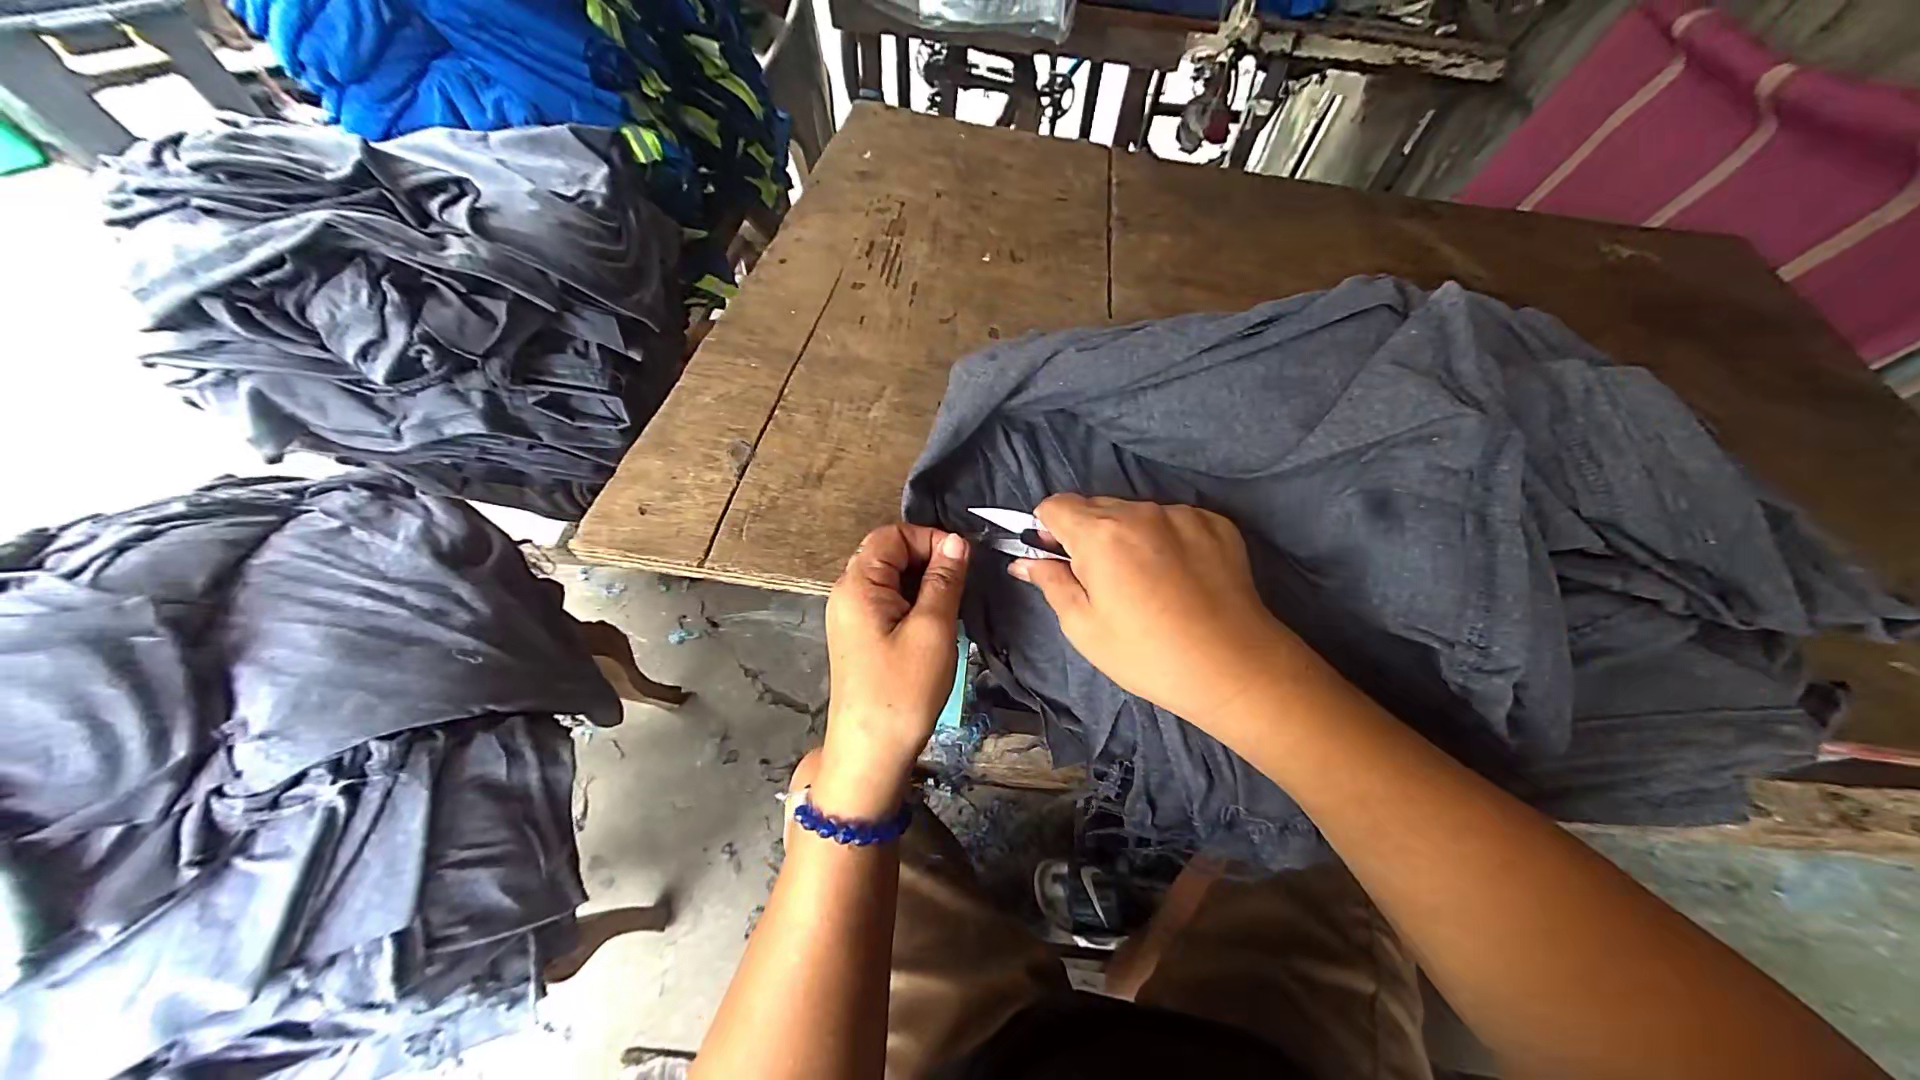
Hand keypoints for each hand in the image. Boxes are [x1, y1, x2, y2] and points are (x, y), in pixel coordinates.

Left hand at [817, 524, 969, 817]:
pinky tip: (934, 623)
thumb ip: (944, 580)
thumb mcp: (932, 630)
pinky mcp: (861, 637)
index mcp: (857, 585)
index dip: (929, 539)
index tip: (962, 561)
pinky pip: (888, 602)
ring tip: (951, 605)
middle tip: (961, 584)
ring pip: (891, 578)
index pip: (891, 535)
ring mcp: (851, 616)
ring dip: (924, 582)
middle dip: (928, 559)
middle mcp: (847, 594)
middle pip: (888, 553)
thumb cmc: (902, 691)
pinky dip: (914, 602)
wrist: (870, 753)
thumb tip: (957, 541)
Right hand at [1010, 495, 1299, 724]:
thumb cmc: (1149, 655)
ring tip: (1144, 583)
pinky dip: (1164, 540)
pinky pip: (1173, 521)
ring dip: (1126, 536)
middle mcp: (1141, 512)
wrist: (1236, 668)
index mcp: (1100, 534)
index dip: (1046, 530)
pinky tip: (1177, 578)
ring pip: (1135, 514)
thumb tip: (1025, 561)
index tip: (1055, 558)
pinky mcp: (1216, 523)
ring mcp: (1183, 514)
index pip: (1054, 505)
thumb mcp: (1084, 627)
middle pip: (1095, 507)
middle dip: (1086, 535)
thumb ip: (1050, 582)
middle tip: (1099, 581)